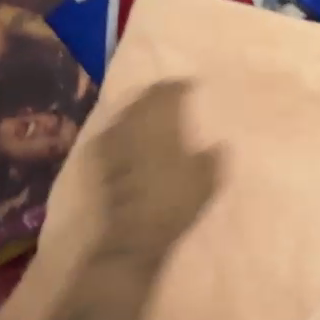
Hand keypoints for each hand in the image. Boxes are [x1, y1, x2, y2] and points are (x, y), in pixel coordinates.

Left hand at [92, 81, 219, 266]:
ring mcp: (114, 143)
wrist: (135, 234)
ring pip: (124, 113)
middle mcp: (135, 127)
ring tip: (151, 110)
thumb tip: (217, 145)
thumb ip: (212, 156)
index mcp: (162, 125)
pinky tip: (128, 132)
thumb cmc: (177, 202)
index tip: (192, 84)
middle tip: (172, 93)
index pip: (167, 92)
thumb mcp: (209, 178)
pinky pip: (112, 132)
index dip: (180, 85)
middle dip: (157, 93)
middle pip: (142, 99)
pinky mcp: (102, 161)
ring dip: (138, 108)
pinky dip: (122, 127)